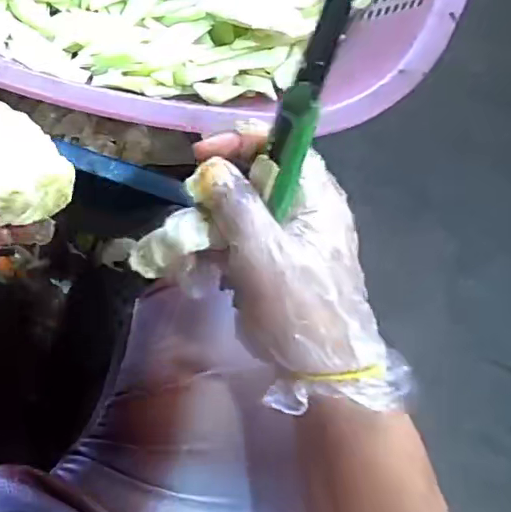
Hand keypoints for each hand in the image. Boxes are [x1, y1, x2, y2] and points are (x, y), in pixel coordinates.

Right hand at [192, 127, 407, 411]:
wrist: (320, 371)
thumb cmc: (299, 307)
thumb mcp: (264, 252)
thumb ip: (237, 204)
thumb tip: (213, 167)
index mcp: (316, 199)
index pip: (282, 146)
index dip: (241, 140)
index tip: (202, 153)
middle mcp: (303, 210)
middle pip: (254, 175)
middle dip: (216, 187)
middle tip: (190, 202)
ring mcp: (285, 236)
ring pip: (238, 207)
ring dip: (208, 220)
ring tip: (190, 244)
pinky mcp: (269, 260)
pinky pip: (234, 237)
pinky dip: (212, 245)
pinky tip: (197, 266)